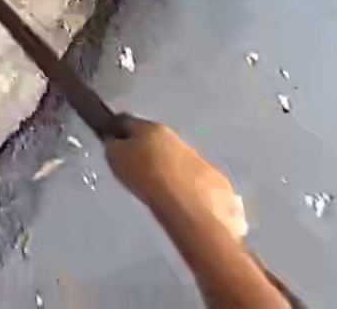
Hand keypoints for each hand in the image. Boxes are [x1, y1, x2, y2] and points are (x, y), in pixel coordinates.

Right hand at [104, 117, 247, 239]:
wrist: (192, 215)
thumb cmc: (146, 180)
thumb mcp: (114, 157)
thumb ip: (114, 144)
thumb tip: (118, 142)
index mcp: (152, 129)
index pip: (127, 122)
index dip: (117, 131)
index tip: (112, 143)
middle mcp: (180, 141)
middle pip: (159, 143)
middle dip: (151, 153)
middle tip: (140, 171)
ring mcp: (206, 165)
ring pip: (184, 163)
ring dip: (175, 172)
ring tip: (166, 192)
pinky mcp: (224, 189)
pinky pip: (204, 186)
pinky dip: (196, 192)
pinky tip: (188, 206)